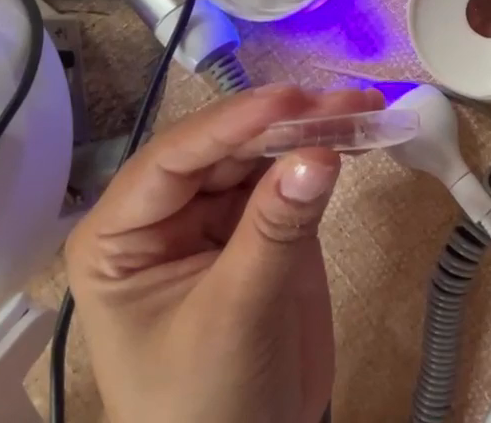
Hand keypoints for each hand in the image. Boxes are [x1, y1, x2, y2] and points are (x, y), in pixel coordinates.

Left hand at [67, 83, 383, 422]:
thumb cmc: (208, 403)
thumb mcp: (235, 316)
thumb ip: (276, 230)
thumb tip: (322, 152)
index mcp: (122, 237)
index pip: (174, 159)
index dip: (232, 123)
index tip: (293, 99)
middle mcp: (169, 215)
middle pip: (228, 147)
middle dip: (288, 121)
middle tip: (352, 103)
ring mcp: (221, 218)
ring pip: (266, 153)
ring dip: (316, 129)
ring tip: (368, 110)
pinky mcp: (268, 226)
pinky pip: (295, 177)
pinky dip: (329, 154)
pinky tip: (362, 136)